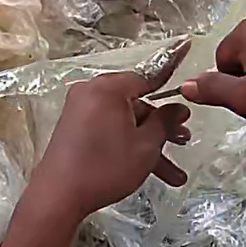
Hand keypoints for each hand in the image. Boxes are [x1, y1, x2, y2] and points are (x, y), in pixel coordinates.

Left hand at [26, 67, 191, 221]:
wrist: (58, 196)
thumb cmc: (106, 166)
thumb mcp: (145, 146)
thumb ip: (165, 122)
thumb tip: (179, 107)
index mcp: (109, 88)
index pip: (148, 76)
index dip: (171, 72)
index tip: (186, 49)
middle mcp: (92, 93)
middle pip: (137, 103)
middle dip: (162, 126)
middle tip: (185, 140)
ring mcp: (82, 112)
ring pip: (126, 123)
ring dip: (150, 145)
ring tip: (174, 173)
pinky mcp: (76, 130)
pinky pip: (111, 131)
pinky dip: (129, 147)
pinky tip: (152, 174)